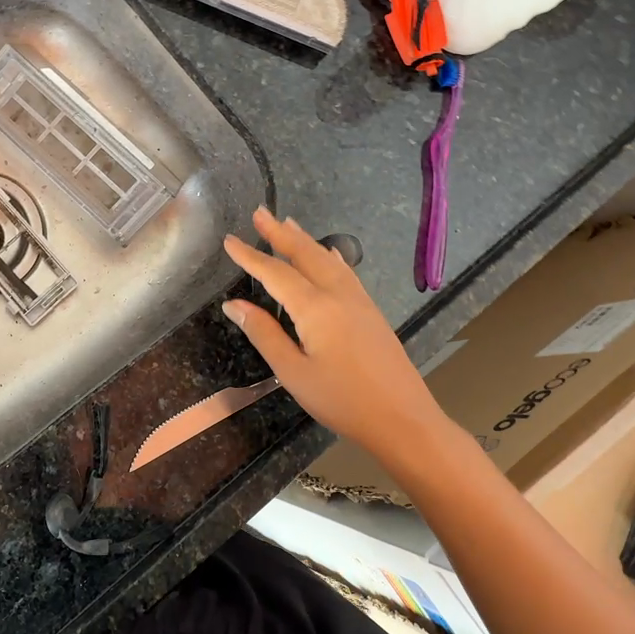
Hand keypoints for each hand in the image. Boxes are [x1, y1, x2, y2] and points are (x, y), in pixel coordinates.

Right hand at [222, 207, 450, 459]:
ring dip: (304, 240)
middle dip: (279, 233)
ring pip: (327, 259)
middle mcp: (338, 295)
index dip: (250, 257)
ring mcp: (359, 301)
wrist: (404, 421)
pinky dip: (330, 255)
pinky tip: (329, 252)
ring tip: (287, 222)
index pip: (275, 273)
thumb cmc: (342, 401)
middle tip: (259, 212)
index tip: (229, 240)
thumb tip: (234, 305)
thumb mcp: (293, 373)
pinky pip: (346, 271)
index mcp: (315, 308)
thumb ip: (264, 334)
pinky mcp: (371, 312)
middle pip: (304, 255)